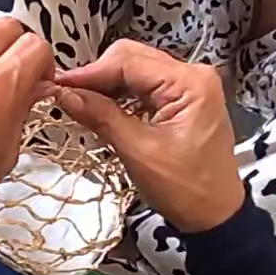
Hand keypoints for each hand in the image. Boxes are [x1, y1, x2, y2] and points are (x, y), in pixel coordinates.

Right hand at [52, 40, 243, 232]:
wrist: (216, 216)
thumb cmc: (186, 189)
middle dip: (98, 76)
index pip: (128, 62)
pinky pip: (145, 88)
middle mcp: (194, 75)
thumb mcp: (139, 152)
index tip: (59, 85)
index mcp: (190, 83)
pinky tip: (103, 109)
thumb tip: (65, 95)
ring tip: (80, 103)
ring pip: (136, 71)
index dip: (89, 73)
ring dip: (107, 86)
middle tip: (67, 95)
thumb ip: (101, 117)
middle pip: (132, 59)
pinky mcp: (185, 101)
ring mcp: (191, 87)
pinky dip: (122, 96)